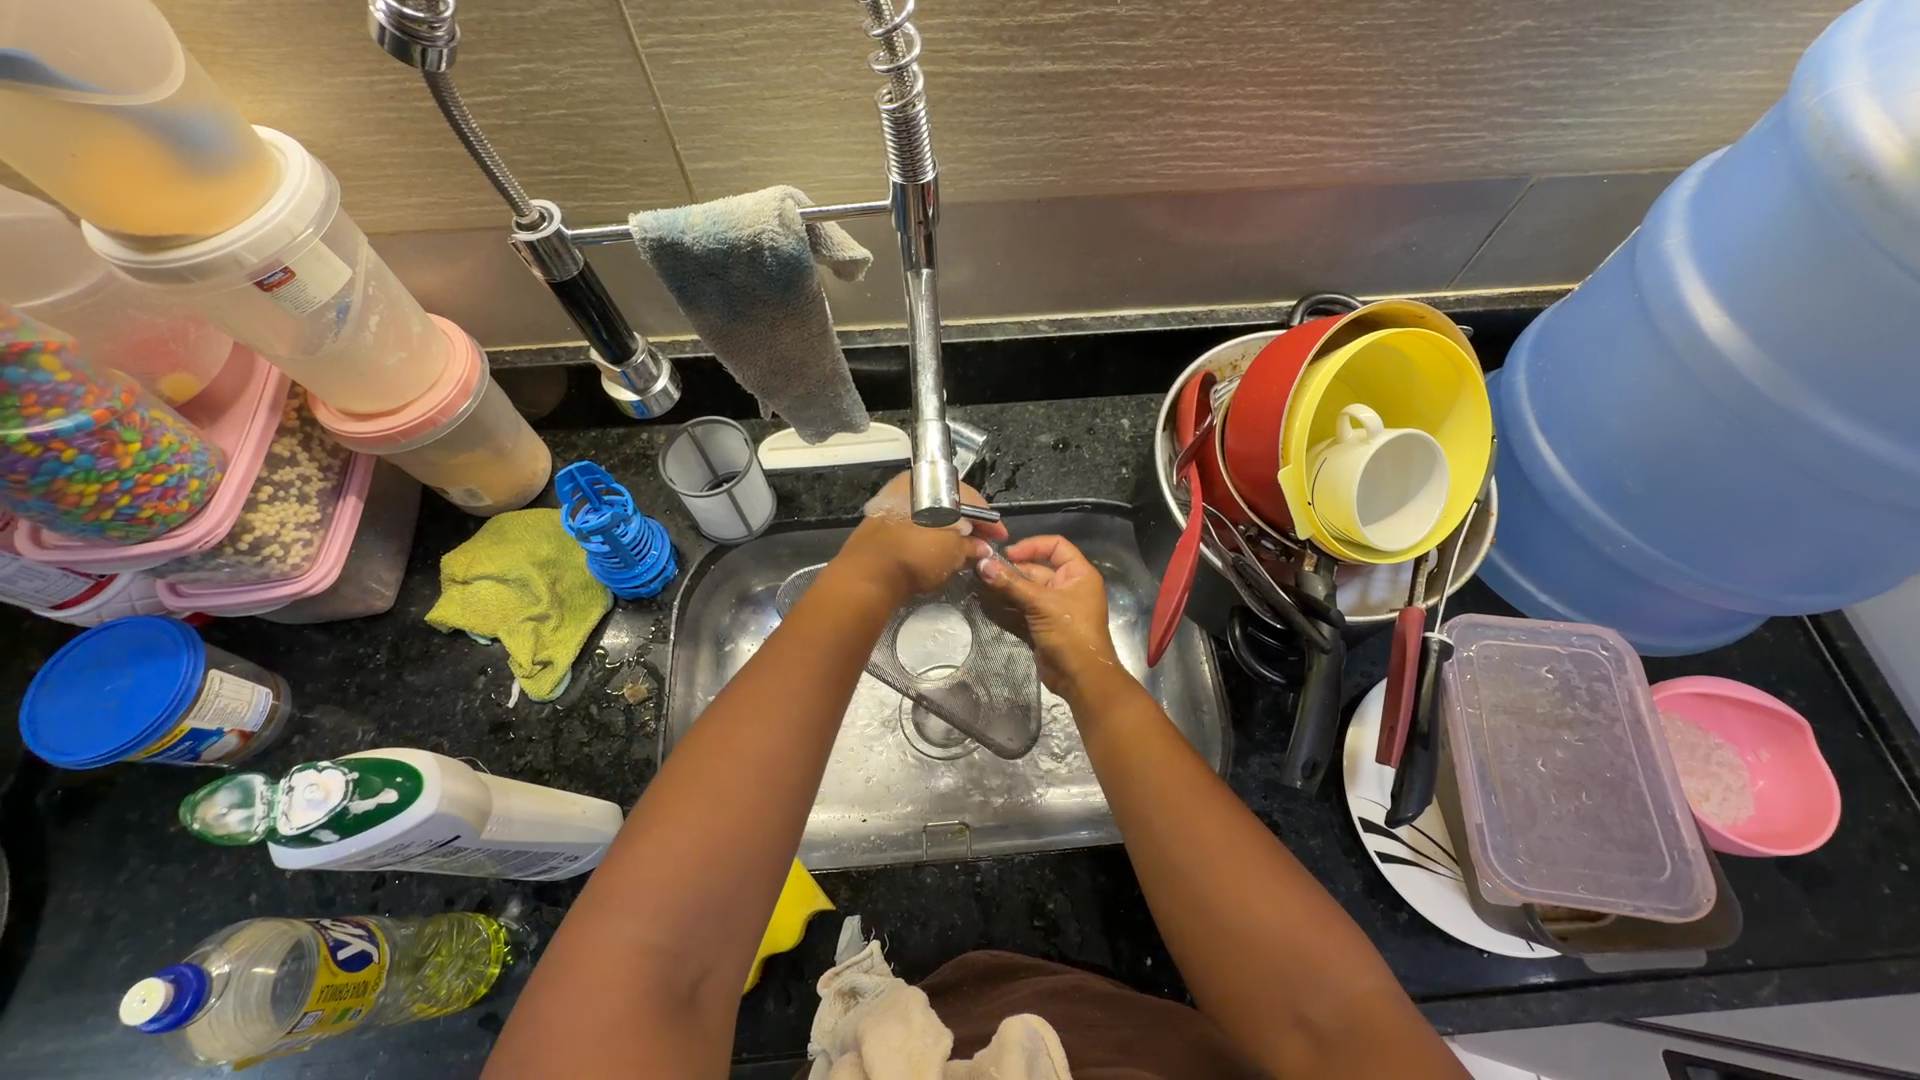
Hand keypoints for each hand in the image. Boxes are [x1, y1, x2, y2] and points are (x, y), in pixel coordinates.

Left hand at [831, 471, 1008, 604]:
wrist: (869, 574)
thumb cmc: (916, 554)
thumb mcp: (953, 551)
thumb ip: (972, 546)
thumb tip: (982, 548)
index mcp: (929, 483)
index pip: (970, 497)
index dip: (989, 520)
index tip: (1000, 537)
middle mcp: (909, 487)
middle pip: (949, 505)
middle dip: (968, 525)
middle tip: (983, 544)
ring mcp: (892, 504)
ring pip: (930, 516)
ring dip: (949, 531)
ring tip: (963, 551)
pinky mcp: (880, 524)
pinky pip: (914, 526)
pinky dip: (930, 536)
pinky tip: (938, 552)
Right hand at [976, 535, 1124, 697]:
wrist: (1080, 676)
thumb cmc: (1070, 632)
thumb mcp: (1041, 603)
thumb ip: (1011, 583)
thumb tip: (982, 564)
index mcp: (1078, 574)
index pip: (1056, 546)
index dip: (1032, 546)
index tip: (1007, 554)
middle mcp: (1068, 587)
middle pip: (1037, 569)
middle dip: (1011, 570)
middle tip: (983, 571)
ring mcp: (1055, 607)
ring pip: (1027, 590)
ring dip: (1006, 588)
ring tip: (981, 584)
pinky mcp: (1042, 625)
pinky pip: (1022, 609)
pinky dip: (1007, 606)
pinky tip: (987, 602)